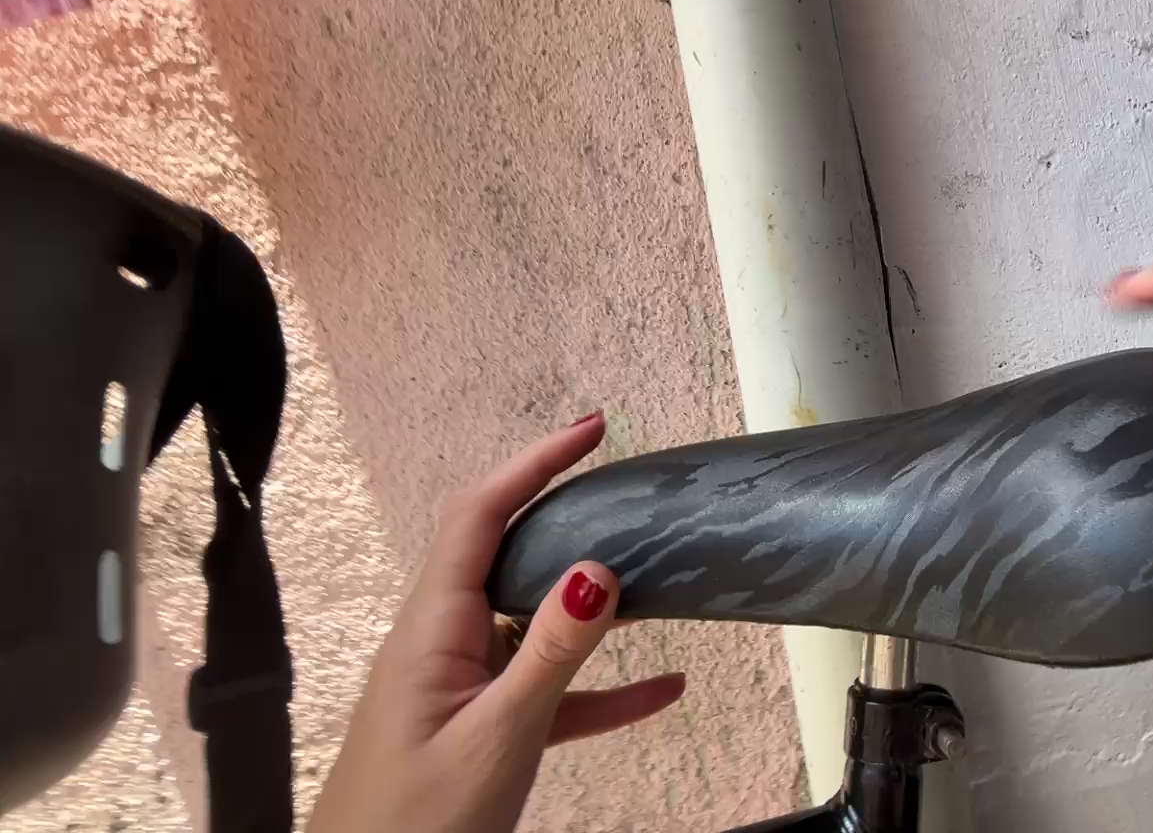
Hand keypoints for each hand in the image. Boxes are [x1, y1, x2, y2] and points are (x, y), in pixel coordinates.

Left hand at [308, 413, 685, 832]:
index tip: (594, 429)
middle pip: (510, 547)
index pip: (481, 515)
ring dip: (591, 588)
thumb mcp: (496, 736)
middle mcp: (449, 638)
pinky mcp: (490, 721)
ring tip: (653, 562)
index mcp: (434, 628)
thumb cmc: (417, 825)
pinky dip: (607, 683)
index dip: (534, 462)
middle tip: (630, 486)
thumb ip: (550, 652)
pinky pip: (555, 686)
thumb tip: (601, 567)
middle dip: (566, 505)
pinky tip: (665, 690)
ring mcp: (468, 680)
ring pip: (536, 610)